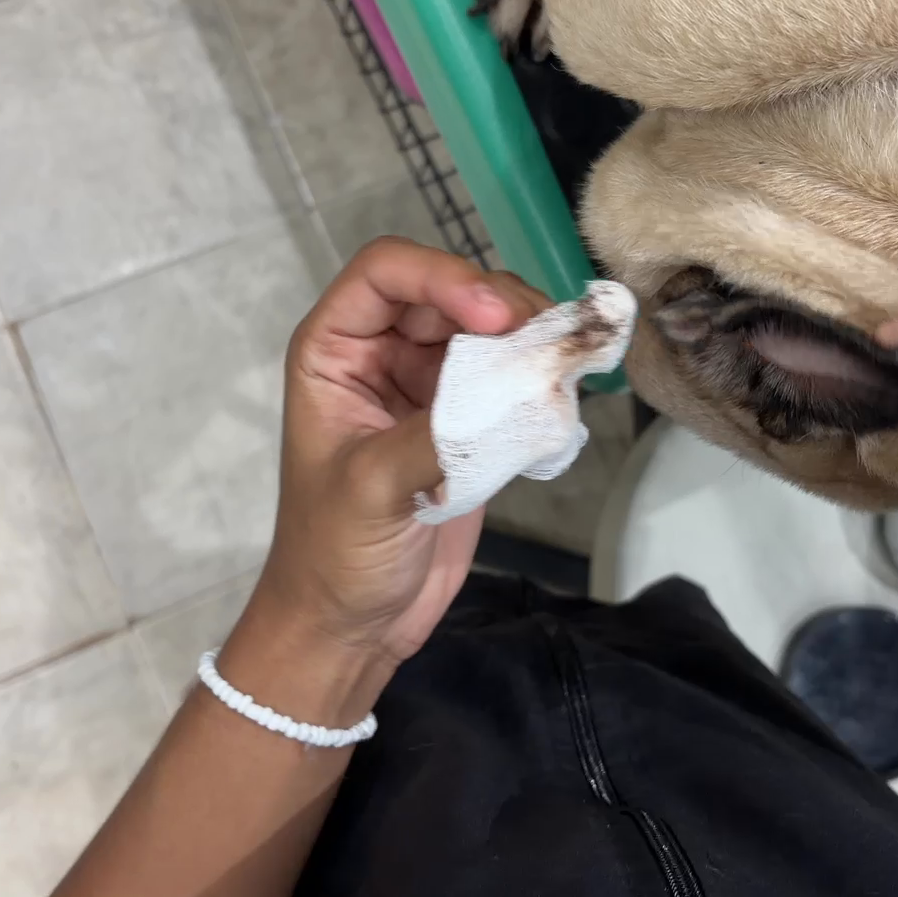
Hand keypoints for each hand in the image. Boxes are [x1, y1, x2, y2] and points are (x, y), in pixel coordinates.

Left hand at [221, 239, 549, 721]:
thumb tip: (521, 382)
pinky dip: (536, 373)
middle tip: (549, 339)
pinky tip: (559, 390)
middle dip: (499, 303)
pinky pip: (504, 374)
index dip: (442, 276)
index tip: (495, 319)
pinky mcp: (463, 420)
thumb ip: (439, 430)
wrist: (356, 624)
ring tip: (563, 361)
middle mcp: (380, 354)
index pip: (387, 272)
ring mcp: (425, 385)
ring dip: (527, 334)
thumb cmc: (336, 555)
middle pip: (445, 291)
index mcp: (335, 351)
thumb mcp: (373, 488)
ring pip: (483, 327)